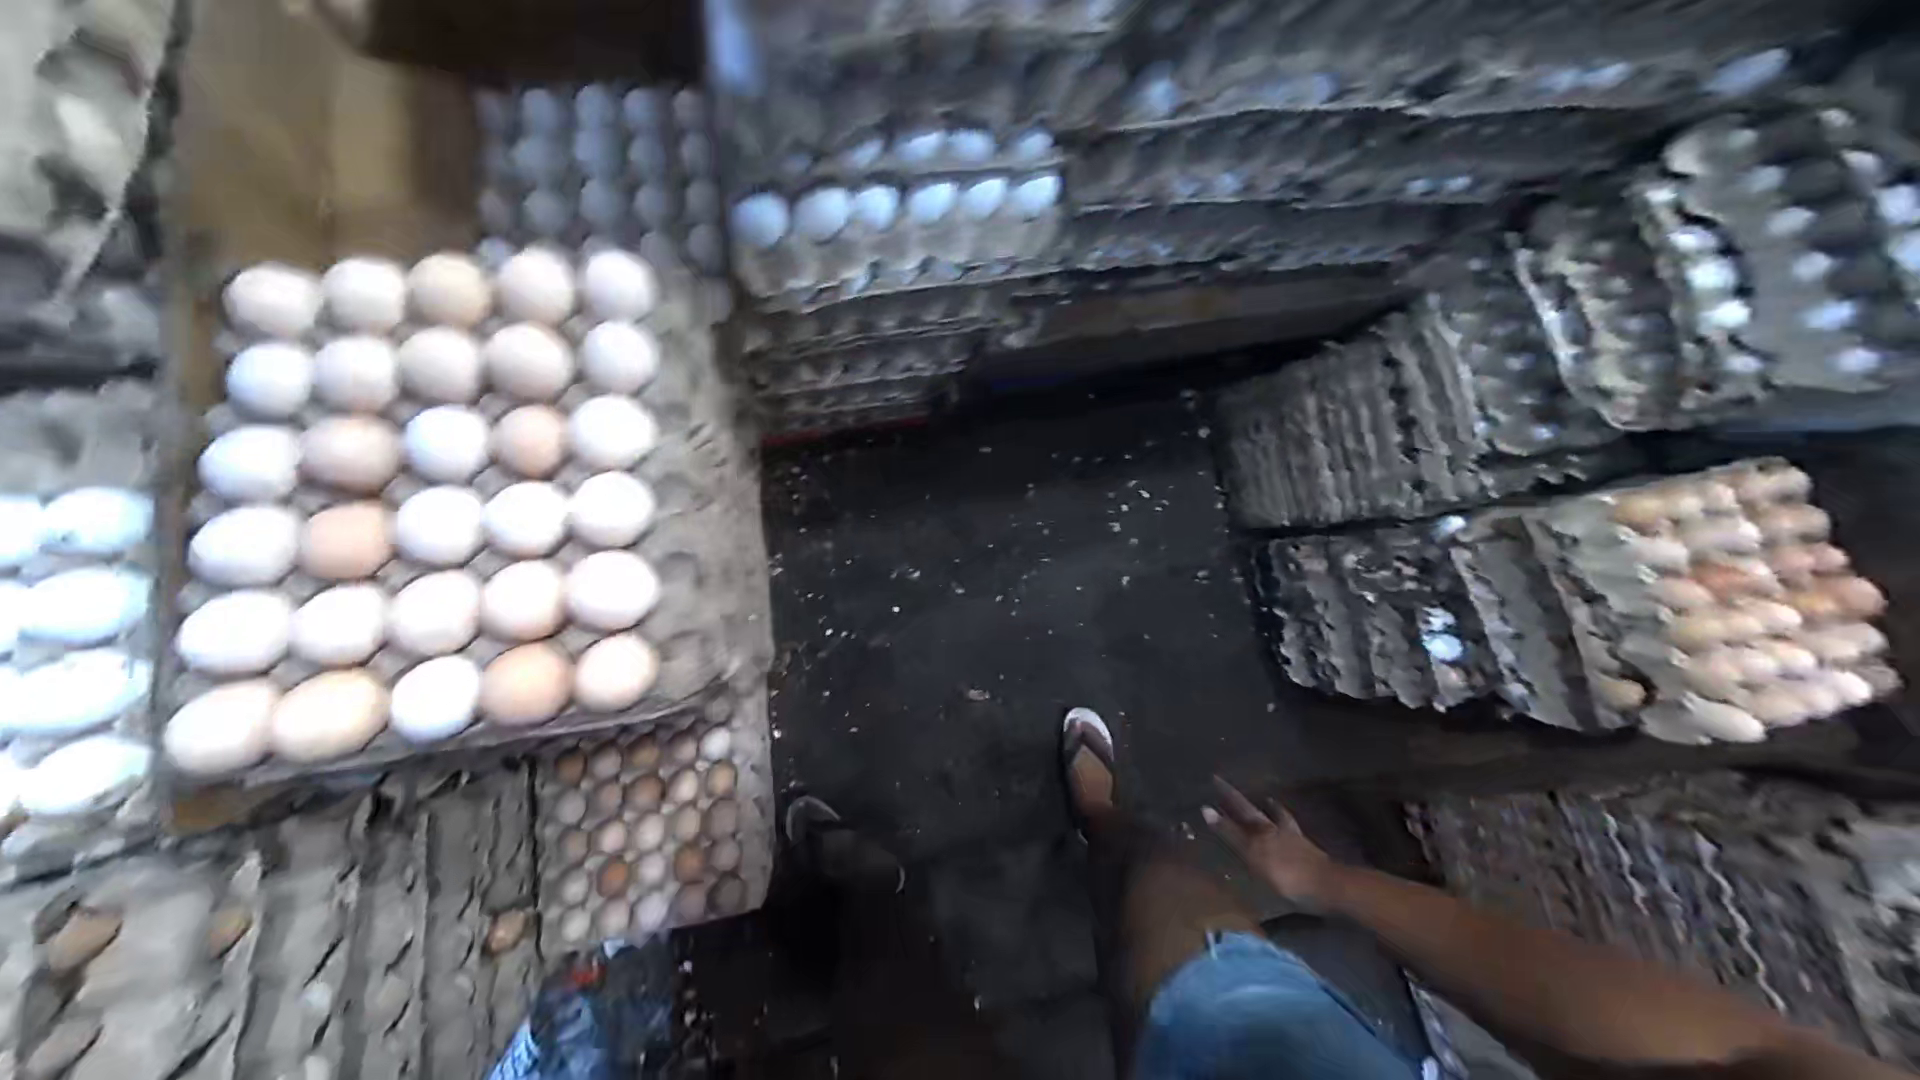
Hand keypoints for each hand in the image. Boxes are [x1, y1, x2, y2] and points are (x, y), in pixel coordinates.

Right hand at [1203, 776, 1339, 911]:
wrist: (1328, 887)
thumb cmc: (1285, 873)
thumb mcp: (1252, 854)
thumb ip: (1230, 833)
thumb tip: (1206, 809)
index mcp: (1261, 829)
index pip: (1239, 808)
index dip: (1226, 795)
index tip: (1214, 779)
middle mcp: (1276, 828)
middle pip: (1255, 810)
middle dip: (1242, 799)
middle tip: (1233, 786)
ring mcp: (1294, 839)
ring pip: (1278, 818)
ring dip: (1271, 808)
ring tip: (1267, 799)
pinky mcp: (1308, 852)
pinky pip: (1293, 833)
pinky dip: (1287, 825)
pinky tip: (1289, 828)